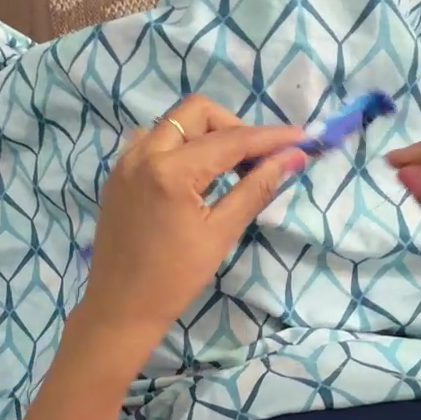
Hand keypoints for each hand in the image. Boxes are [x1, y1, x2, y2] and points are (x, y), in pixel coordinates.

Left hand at [77, 95, 306, 349]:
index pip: (231, 139)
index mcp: (170, 170)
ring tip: (227, 171)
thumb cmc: (175, 278)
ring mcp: (125, 162)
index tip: (302, 138)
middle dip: (233, 127)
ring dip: (205, 135)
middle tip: (256, 159)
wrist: (121, 307)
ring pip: (173, 123)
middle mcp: (143, 154)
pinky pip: (153, 142)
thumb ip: (257, 187)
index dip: (271, 137)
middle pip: (197, 112)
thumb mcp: (222, 233)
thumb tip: (294, 157)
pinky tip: (196, 179)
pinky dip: (180, 148)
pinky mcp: (118, 174)